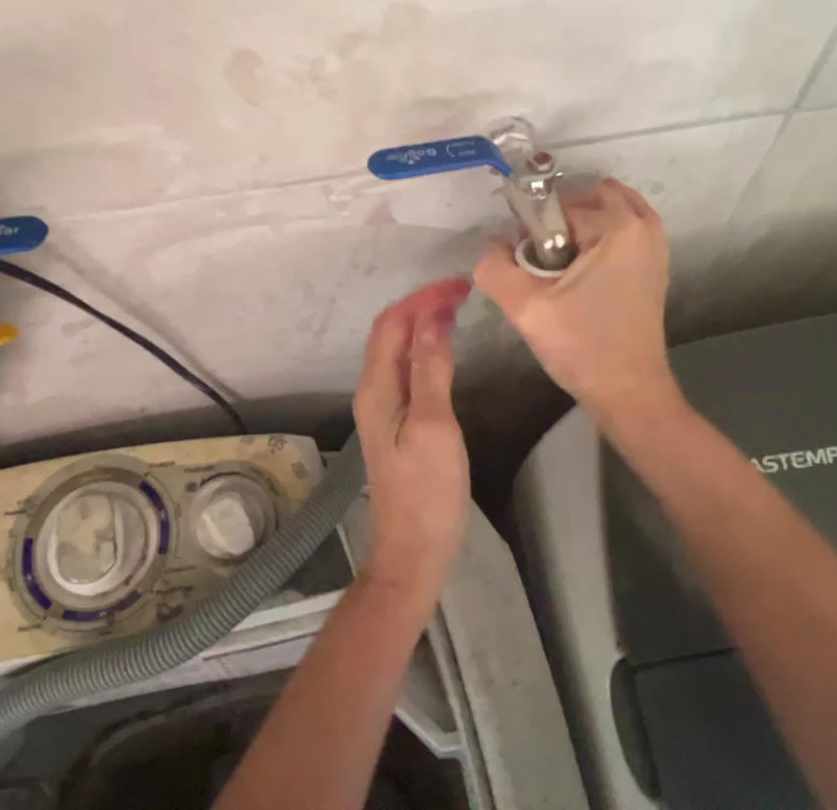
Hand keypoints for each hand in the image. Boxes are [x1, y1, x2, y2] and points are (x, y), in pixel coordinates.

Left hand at [352, 278, 474, 594]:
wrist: (414, 550)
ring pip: (396, 351)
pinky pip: (405, 371)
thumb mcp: (434, 426)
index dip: (422, 299)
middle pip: (390, 334)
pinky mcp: (396, 425)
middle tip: (463, 293)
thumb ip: (431, 371)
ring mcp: (383, 410)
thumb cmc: (428, 492)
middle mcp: (373, 393)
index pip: (392, 325)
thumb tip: (432, 320)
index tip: (461, 286)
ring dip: (422, 325)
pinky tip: (445, 351)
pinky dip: (424, 349)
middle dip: (421, 305)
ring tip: (456, 310)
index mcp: (377, 389)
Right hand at [474, 179, 680, 423]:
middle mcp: (643, 227)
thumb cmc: (581, 347)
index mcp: (617, 228)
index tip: (531, 271)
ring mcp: (655, 246)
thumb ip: (495, 267)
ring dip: (580, 229)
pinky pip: (623, 231)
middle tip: (544, 266)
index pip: (558, 208)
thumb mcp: (525, 307)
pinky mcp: (655, 266)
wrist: (628, 392)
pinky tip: (582, 272)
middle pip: (586, 201)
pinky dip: (600, 238)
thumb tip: (493, 245)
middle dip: (558, 224)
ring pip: (607, 212)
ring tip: (563, 268)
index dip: (534, 235)